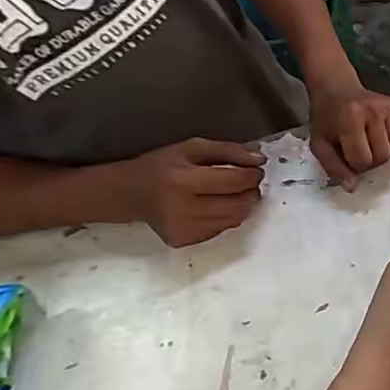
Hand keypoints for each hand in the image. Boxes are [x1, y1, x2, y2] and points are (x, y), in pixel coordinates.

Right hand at [112, 138, 264, 247]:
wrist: (129, 193)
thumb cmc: (163, 166)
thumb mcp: (193, 148)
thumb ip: (229, 150)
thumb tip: (260, 160)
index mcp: (183, 180)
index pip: (234, 182)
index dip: (252, 176)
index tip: (256, 171)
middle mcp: (182, 209)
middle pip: (238, 205)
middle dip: (251, 192)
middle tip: (248, 184)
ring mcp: (182, 229)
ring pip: (233, 220)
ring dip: (242, 206)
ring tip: (233, 194)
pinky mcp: (182, 241)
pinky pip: (220, 230)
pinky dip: (226, 218)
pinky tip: (215, 207)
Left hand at [308, 82, 389, 190]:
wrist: (337, 88)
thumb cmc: (327, 118)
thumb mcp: (320, 144)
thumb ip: (334, 167)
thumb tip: (353, 187)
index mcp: (350, 119)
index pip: (363, 160)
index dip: (355, 166)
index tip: (348, 157)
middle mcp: (373, 111)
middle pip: (383, 156)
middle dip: (372, 161)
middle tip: (361, 151)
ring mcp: (388, 108)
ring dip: (386, 153)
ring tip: (373, 144)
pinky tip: (385, 137)